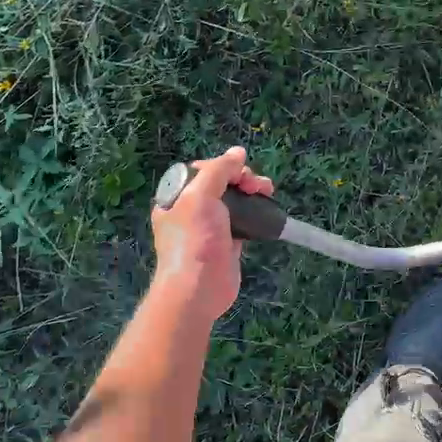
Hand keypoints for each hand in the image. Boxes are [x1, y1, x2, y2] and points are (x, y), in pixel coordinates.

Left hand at [151, 147, 273, 319]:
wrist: (199, 289)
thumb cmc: (194, 239)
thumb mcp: (200, 195)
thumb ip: (219, 170)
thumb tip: (238, 152)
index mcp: (175, 198)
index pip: (200, 171)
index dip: (221, 166)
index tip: (237, 172)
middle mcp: (190, 210)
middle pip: (220, 182)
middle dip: (241, 177)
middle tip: (255, 184)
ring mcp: (210, 226)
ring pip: (234, 198)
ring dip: (252, 189)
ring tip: (267, 190)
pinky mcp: (228, 240)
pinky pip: (243, 216)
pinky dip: (255, 208)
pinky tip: (266, 207)